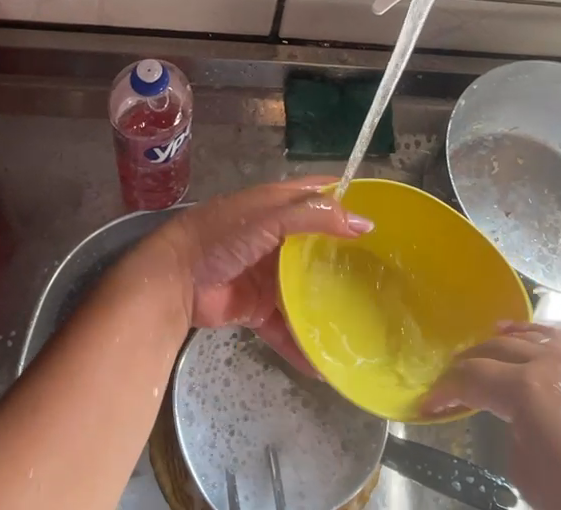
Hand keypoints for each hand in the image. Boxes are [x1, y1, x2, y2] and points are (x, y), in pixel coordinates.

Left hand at [146, 177, 371, 371]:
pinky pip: (287, 326)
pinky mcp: (257, 308)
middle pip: (321, 245)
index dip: (352, 201)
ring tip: (366, 323)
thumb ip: (314, 217)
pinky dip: (302, 344)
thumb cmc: (220, 237)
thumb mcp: (268, 217)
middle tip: (388, 275)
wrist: (172, 280)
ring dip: (329, 305)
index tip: (387, 218)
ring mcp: (269, 274)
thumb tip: (363, 223)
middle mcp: (278, 237)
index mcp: (279, 205)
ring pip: (307, 289)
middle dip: (348, 259)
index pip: (322, 195)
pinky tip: (325, 365)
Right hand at [422, 323, 560, 509]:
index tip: (428, 404)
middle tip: (449, 385)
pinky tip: (523, 338)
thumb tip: (509, 416)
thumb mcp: (527, 472)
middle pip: (496, 351)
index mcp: (528, 389)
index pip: (473, 378)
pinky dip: (534, 335)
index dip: (446, 391)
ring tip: (480, 350)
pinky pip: (559, 339)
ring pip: (528, 336)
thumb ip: (510, 429)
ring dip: (499, 343)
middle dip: (467, 367)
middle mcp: (552, 363)